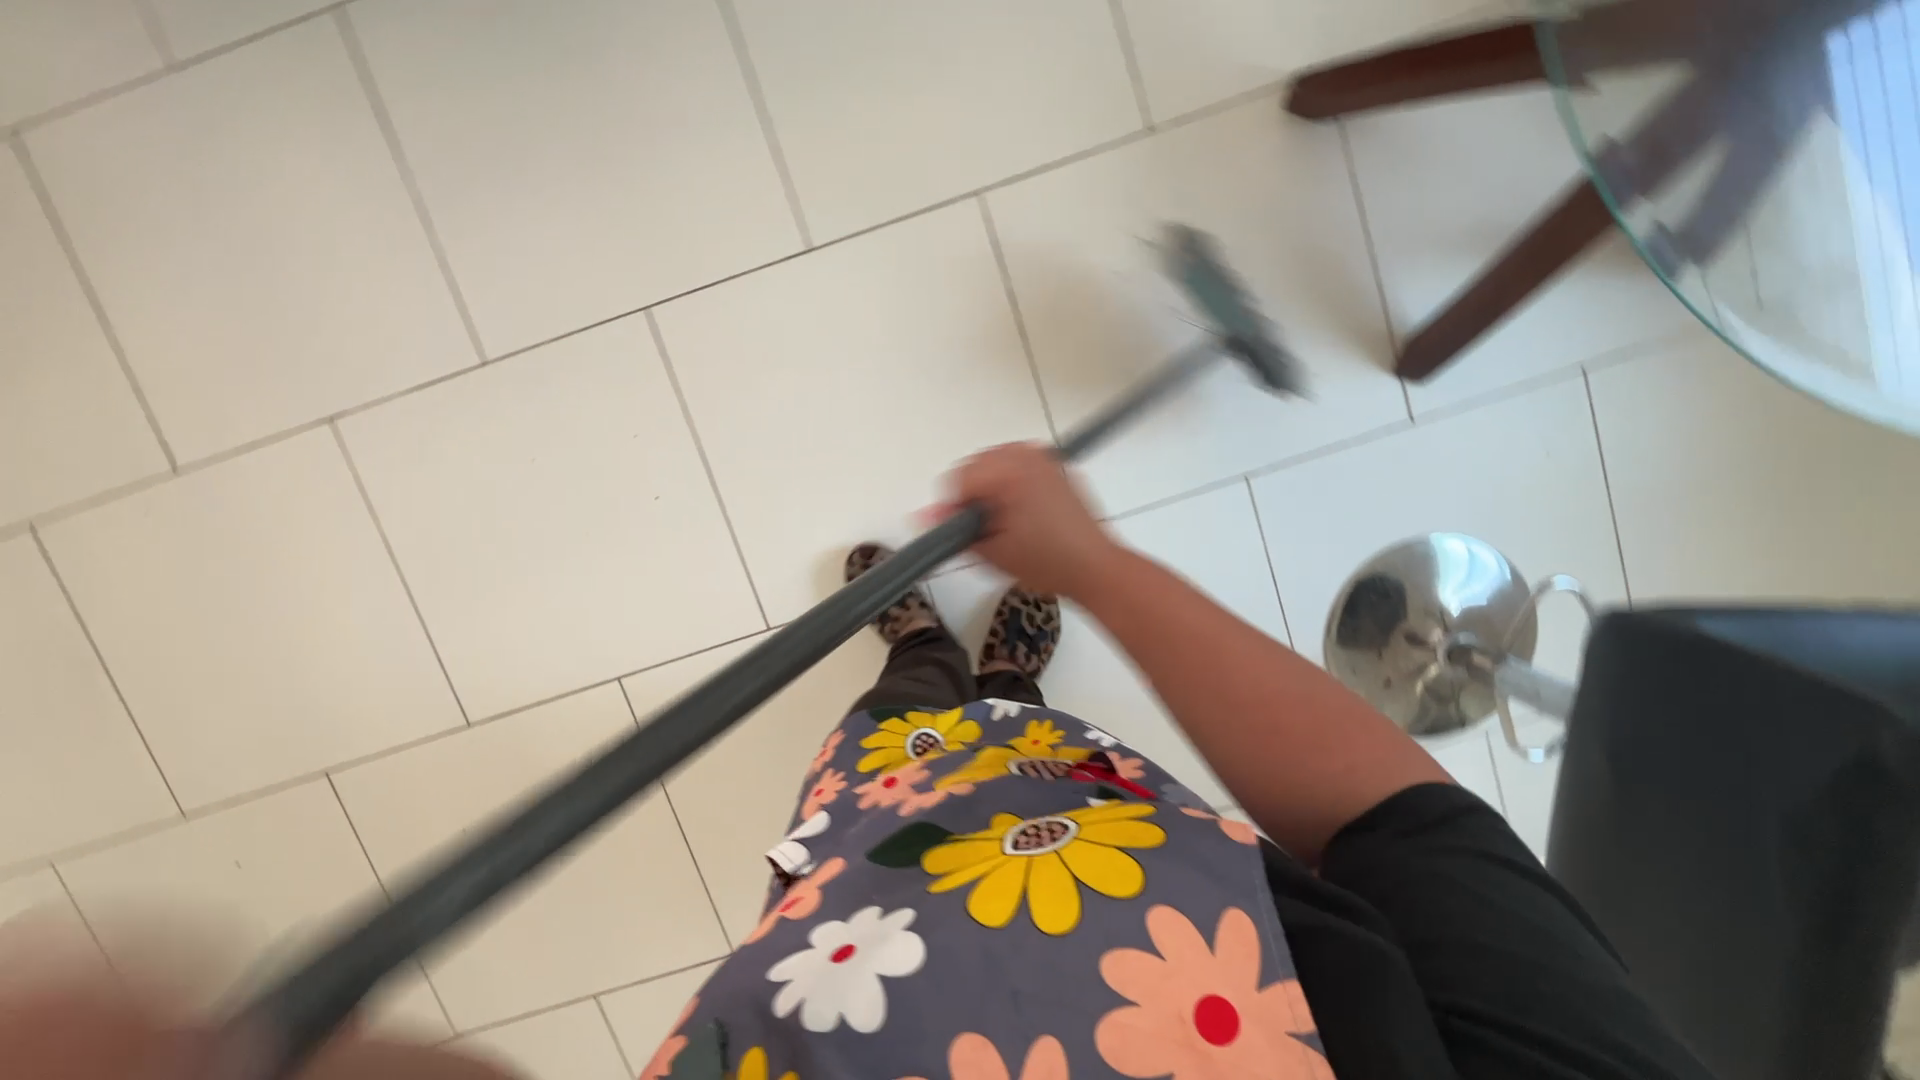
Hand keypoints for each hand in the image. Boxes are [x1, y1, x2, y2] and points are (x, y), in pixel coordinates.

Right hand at [939, 443, 1123, 598]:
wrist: (1096, 567)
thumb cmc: (1045, 563)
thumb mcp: (992, 553)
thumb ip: (953, 530)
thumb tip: (922, 516)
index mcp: (1008, 472)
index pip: (959, 477)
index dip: (955, 506)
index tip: (968, 531)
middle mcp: (1026, 455)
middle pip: (976, 464)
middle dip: (973, 494)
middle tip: (987, 528)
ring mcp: (1045, 458)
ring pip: (996, 461)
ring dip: (991, 486)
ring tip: (1005, 520)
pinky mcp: (1057, 466)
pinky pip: (1020, 463)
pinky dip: (1012, 481)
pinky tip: (1022, 511)